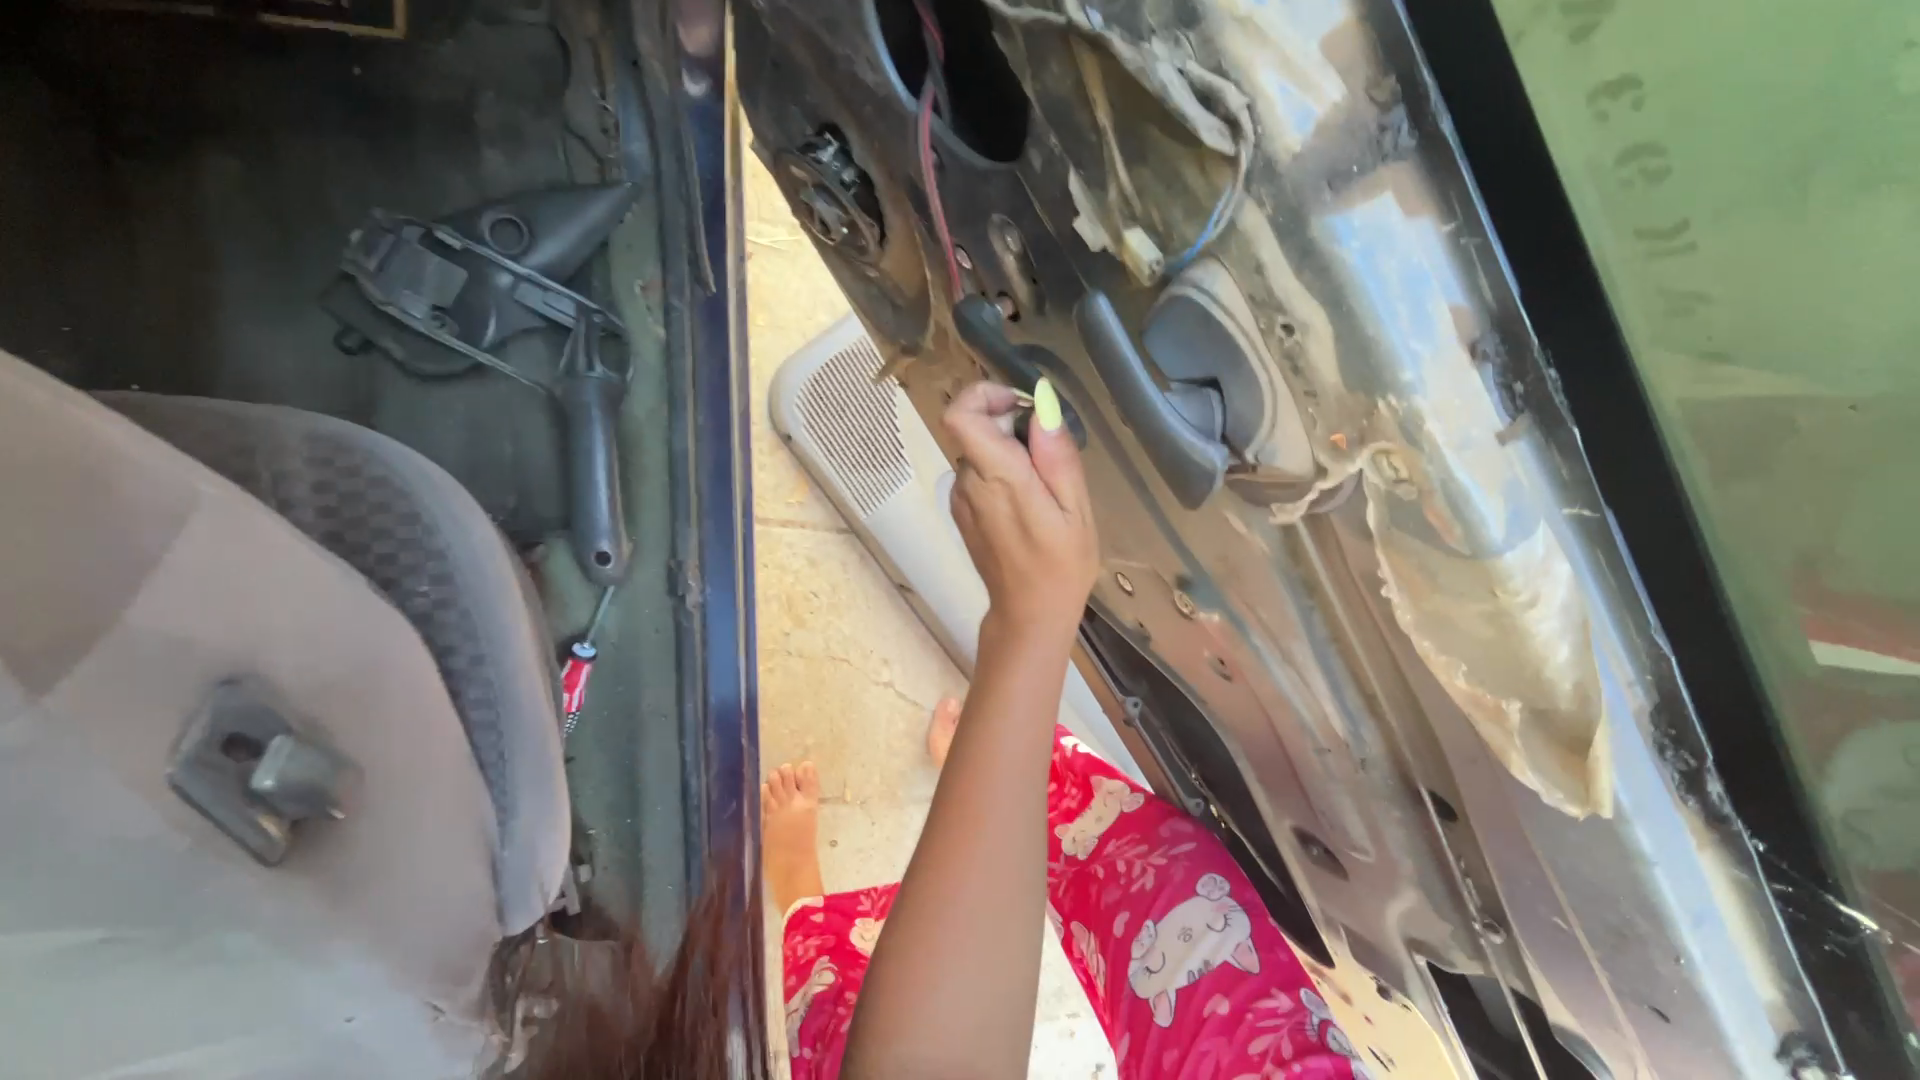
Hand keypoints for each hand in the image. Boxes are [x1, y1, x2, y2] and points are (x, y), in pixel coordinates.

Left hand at [943, 378, 1098, 644]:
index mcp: (997, 477)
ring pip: (978, 452)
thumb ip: (1056, 454)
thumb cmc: (1061, 565)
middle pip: (975, 429)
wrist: (1028, 614)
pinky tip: (1028, 505)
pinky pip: (977, 475)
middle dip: (1011, 428)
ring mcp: (961, 499)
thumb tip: (1042, 404)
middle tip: (1049, 459)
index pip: (959, 415)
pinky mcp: (961, 512)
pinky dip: (1000, 475)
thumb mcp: (1076, 509)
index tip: (1019, 406)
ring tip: (1043, 489)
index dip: (983, 395)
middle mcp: (969, 482)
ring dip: (1008, 454)